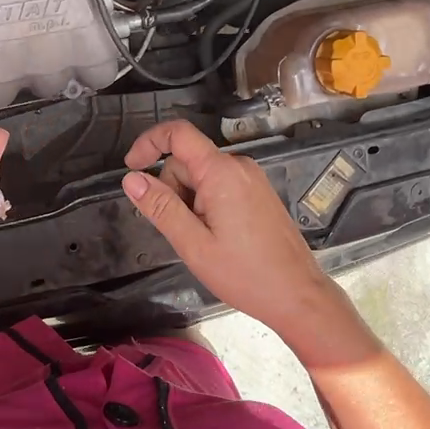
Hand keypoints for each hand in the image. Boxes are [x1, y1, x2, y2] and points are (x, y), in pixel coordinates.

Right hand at [123, 121, 372, 361]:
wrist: (298, 295)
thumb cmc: (245, 273)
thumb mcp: (193, 245)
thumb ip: (161, 208)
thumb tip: (131, 179)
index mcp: (221, 172)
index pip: (178, 134)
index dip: (149, 142)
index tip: (131, 168)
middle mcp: (239, 165)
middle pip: (188, 160)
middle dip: (172, 189)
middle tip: (182, 231)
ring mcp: (252, 178)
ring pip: (202, 175)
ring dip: (190, 200)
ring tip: (203, 240)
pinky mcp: (258, 192)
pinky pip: (220, 185)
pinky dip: (207, 204)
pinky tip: (217, 236)